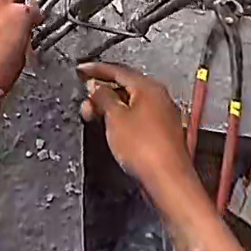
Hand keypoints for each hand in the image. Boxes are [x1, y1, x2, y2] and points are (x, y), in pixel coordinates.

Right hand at [77, 62, 194, 190]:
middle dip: (103, 90)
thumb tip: (97, 88)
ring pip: (131, 103)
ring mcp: (162, 116)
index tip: (82, 70)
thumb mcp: (115, 117)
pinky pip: (138, 117)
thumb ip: (102, 97)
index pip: (118, 70)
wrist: (168, 182)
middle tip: (85, 95)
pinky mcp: (162, 134)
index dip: (96, 69)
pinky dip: (122, 118)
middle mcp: (159, 97)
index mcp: (149, 87)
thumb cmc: (145, 148)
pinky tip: (112, 127)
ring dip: (111, 106)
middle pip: (126, 86)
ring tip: (93, 114)